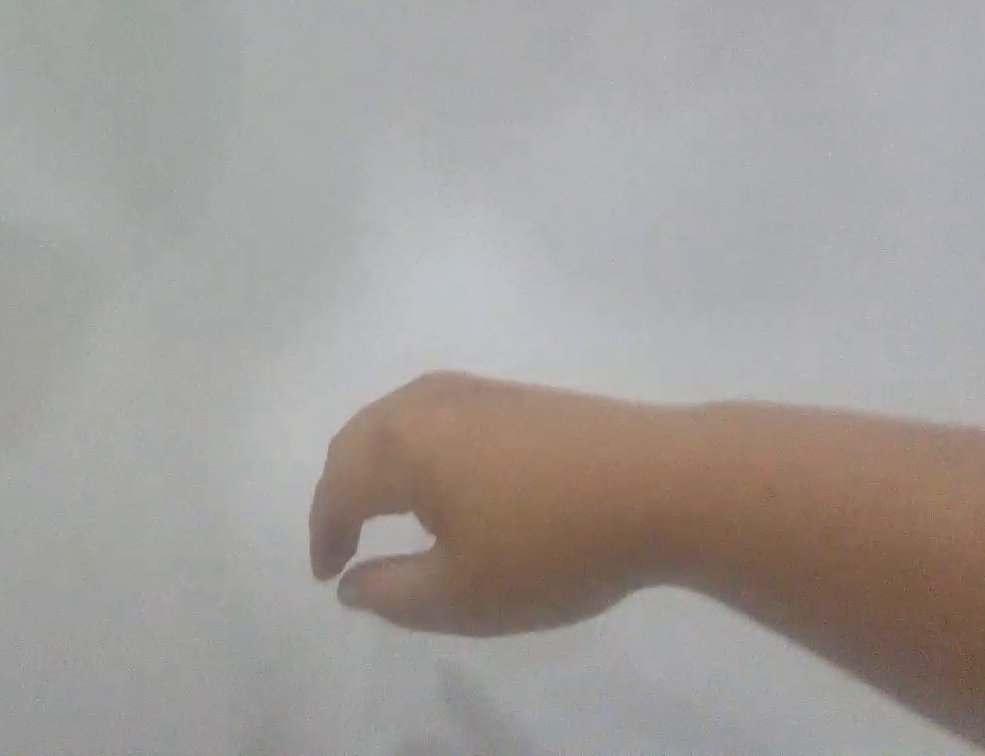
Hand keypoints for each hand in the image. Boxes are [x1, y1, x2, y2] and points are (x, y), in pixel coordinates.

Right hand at [308, 371, 678, 635]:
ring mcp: (470, 389)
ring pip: (394, 419)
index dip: (325, 533)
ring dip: (375, 461)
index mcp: (403, 445)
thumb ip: (392, 593)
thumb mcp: (463, 595)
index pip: (338, 487)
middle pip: (357, 440)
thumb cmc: (552, 545)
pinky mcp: (508, 391)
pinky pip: (432, 412)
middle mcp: (425, 403)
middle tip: (344, 540)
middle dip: (340, 490)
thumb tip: (351, 584)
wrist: (659, 479)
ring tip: (384, 506)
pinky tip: (442, 475)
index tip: (328, 573)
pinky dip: (413, 444)